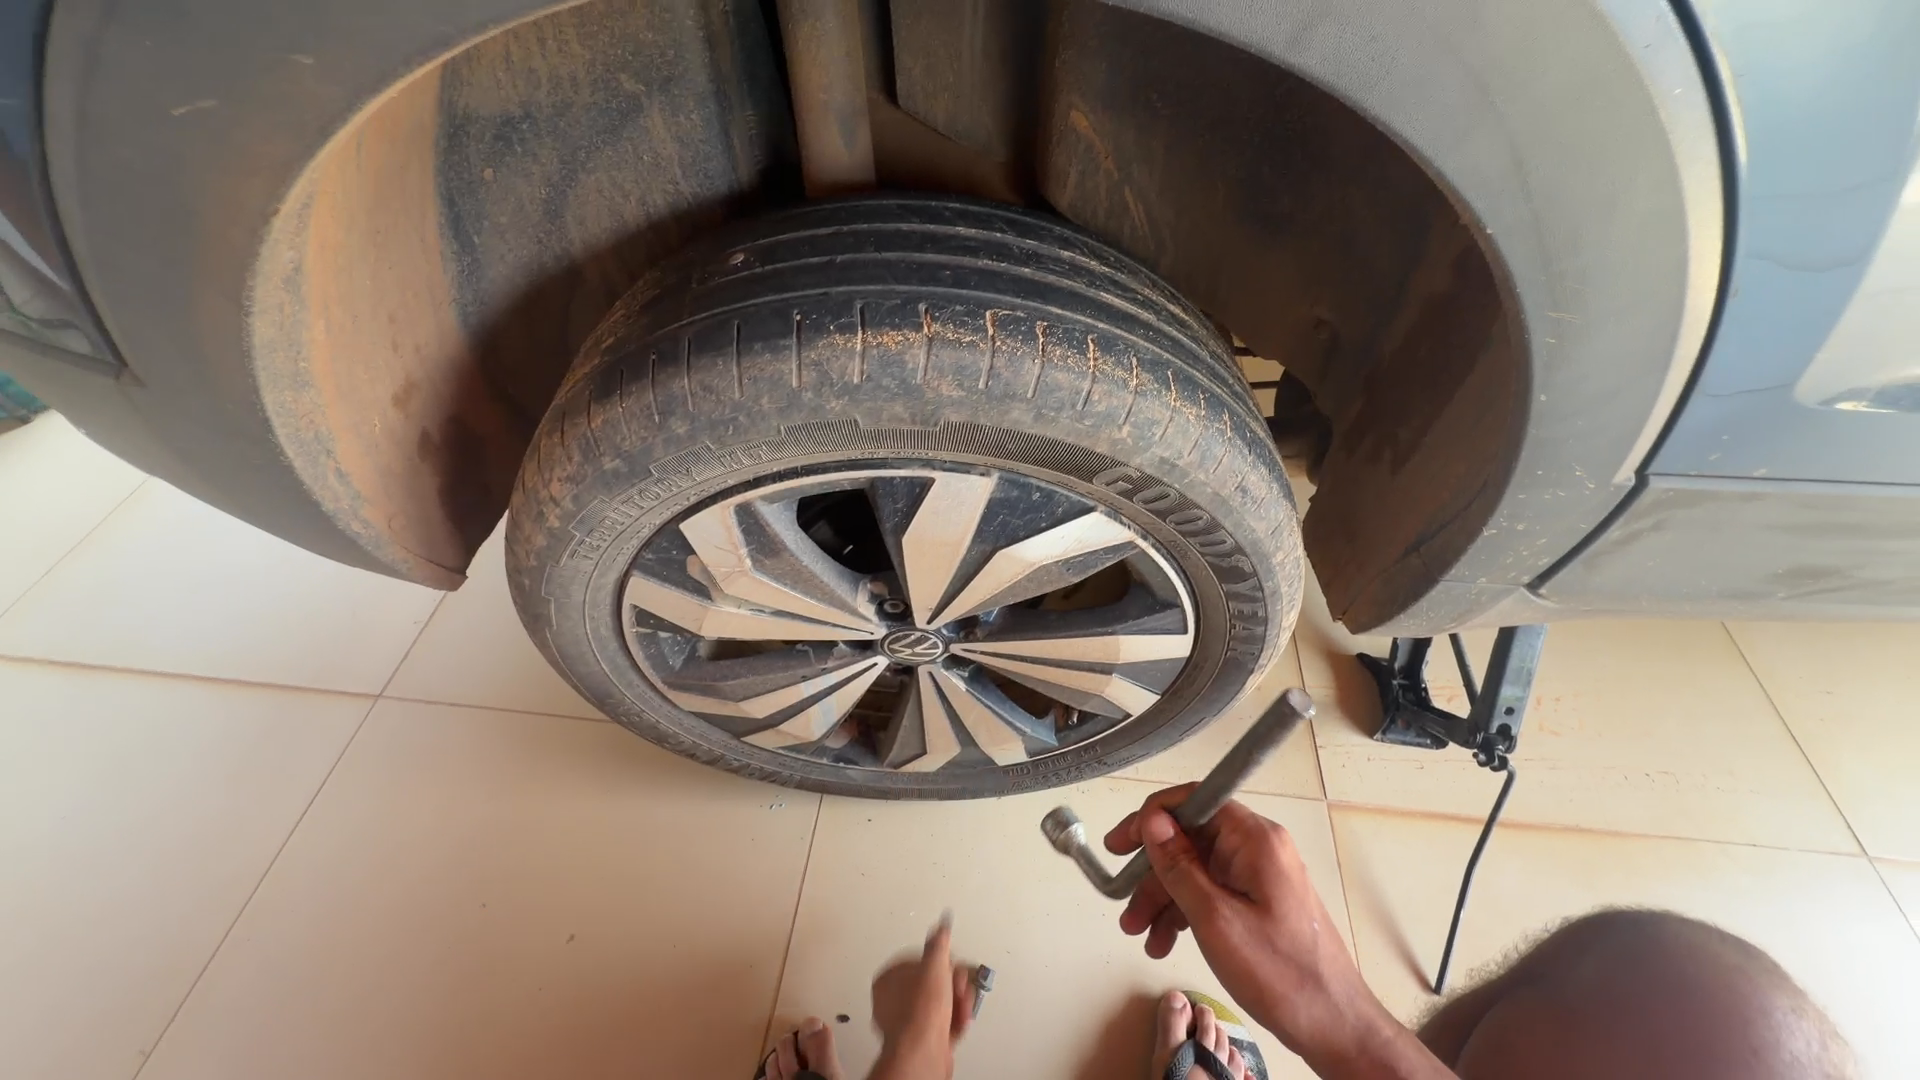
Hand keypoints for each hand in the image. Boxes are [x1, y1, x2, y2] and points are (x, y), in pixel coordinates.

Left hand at [868, 915, 974, 1078]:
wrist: (925, 1050)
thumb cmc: (922, 1010)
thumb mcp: (934, 964)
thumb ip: (939, 942)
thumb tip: (942, 923)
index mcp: (887, 979)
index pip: (917, 959)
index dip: (939, 962)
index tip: (950, 965)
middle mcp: (893, 1001)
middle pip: (931, 981)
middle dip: (952, 983)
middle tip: (958, 987)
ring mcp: (907, 1021)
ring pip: (939, 1002)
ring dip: (956, 1002)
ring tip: (960, 1006)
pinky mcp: (921, 1038)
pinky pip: (941, 1021)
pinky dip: (953, 1019)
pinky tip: (959, 1020)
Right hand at [1105, 785, 1448, 1077]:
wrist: (1336, 1029)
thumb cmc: (1280, 973)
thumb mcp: (1214, 918)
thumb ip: (1178, 865)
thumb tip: (1152, 822)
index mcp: (1255, 839)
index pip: (1194, 801)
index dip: (1151, 817)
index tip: (1121, 843)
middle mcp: (1258, 848)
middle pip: (1190, 839)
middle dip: (1152, 871)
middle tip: (1119, 894)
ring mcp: (1260, 875)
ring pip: (1196, 869)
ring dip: (1163, 898)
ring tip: (1137, 932)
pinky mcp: (1259, 901)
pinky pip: (1211, 891)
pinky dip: (1185, 912)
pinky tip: (1163, 940)